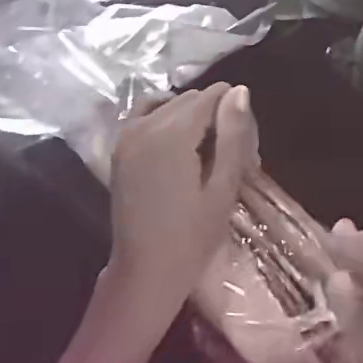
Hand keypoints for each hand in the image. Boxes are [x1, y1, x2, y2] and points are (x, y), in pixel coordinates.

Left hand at [107, 83, 257, 324]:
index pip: (211, 96)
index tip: (244, 146)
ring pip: (168, 104)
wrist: (145, 272)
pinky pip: (145, 115)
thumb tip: (239, 90)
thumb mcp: (223, 187)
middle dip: (213, 115)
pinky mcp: (118, 148)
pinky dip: (164, 119)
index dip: (233, 113)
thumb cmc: (192, 237)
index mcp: (172, 134)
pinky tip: (176, 145)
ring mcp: (126, 136)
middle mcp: (144, 125)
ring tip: (203, 151)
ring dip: (189, 117)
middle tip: (228, 156)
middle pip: (190, 99)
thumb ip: (232, 135)